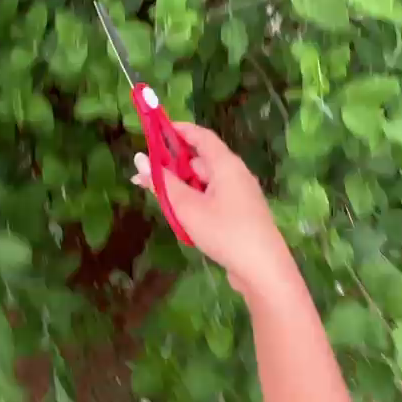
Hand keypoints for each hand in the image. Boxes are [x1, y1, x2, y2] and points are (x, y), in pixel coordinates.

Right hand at [132, 122, 297, 294]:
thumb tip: (139, 159)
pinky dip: (194, 200)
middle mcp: (235, 174)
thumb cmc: (224, 232)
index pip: (200, 136)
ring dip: (181, 187)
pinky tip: (181, 217)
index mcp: (226, 164)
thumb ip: (162, 183)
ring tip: (160, 201)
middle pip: (200, 160)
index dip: (177, 130)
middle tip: (145, 177)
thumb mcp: (187, 207)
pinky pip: (212, 197)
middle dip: (172, 166)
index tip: (154, 131)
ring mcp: (239, 195)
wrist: (263, 270)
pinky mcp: (240, 214)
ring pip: (204, 182)